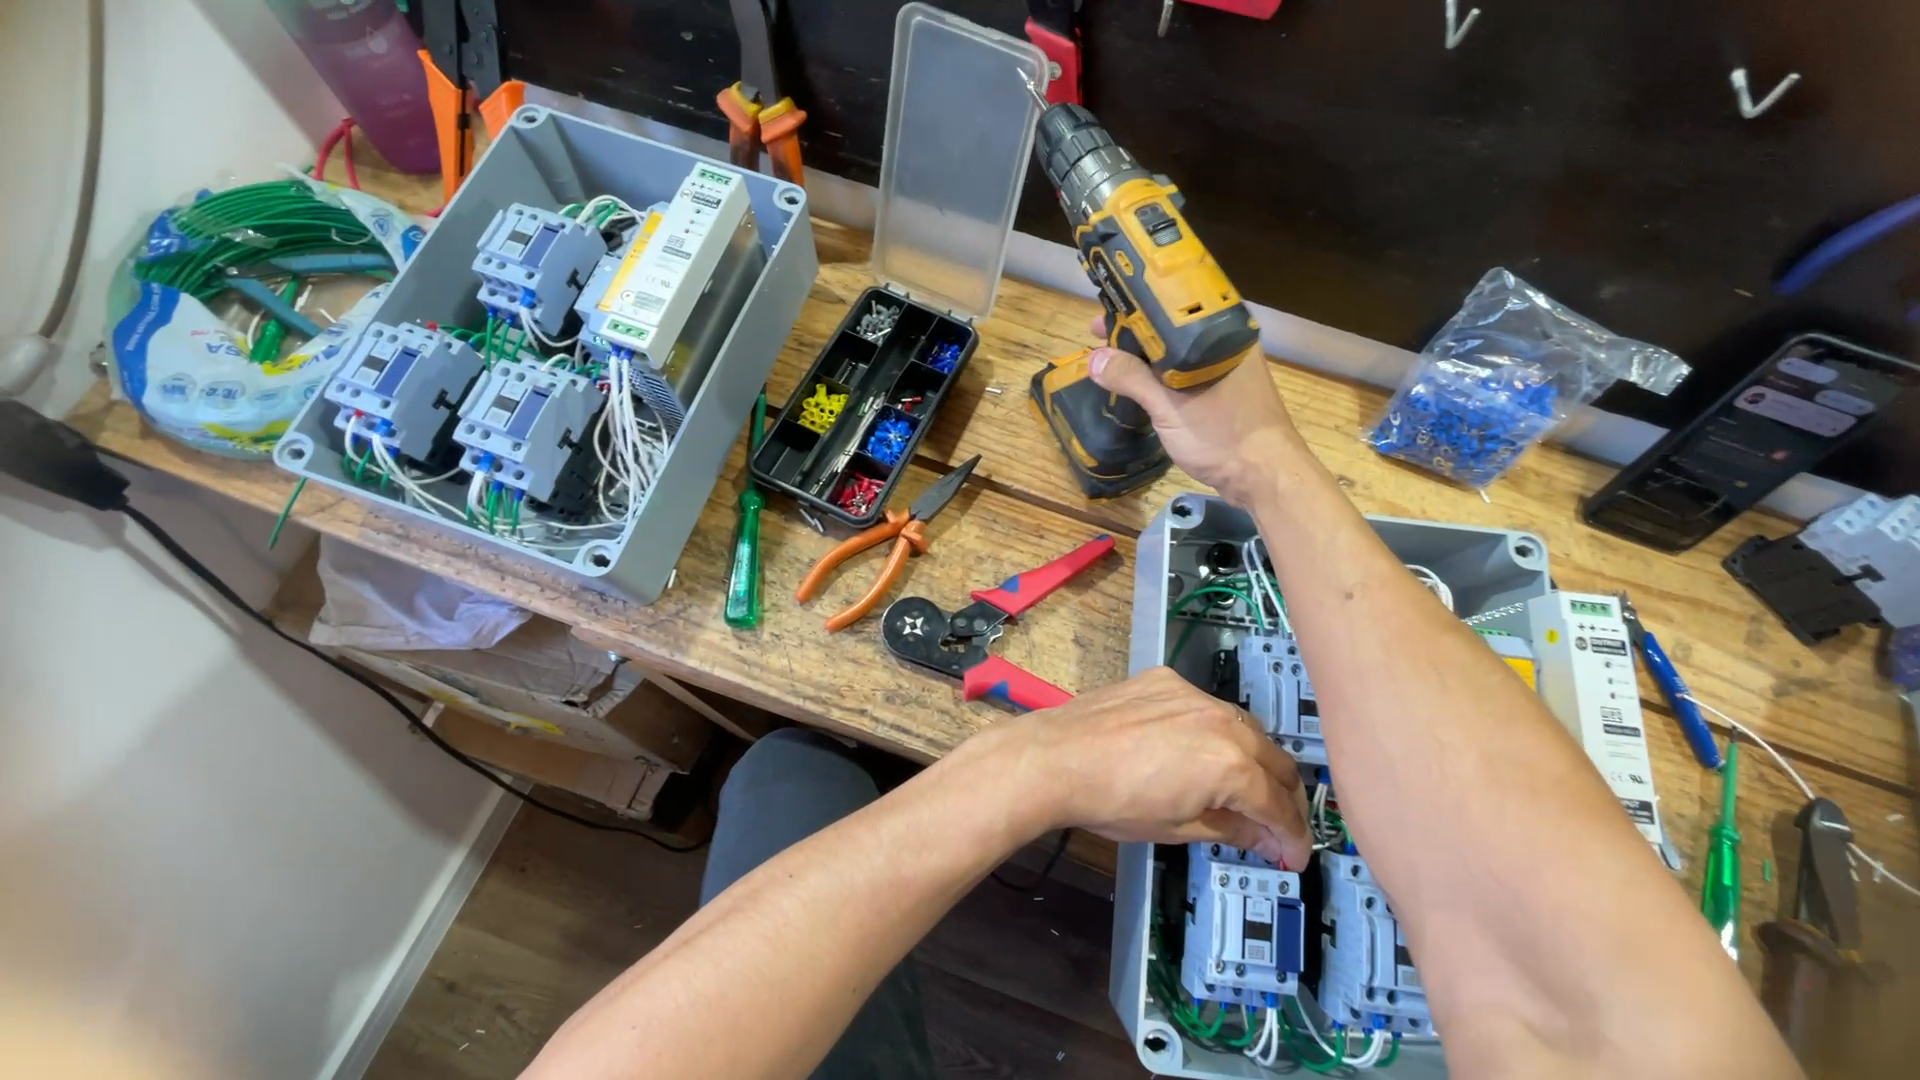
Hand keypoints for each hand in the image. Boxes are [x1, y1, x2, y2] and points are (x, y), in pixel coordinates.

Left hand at [969, 667, 1312, 868]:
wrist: (1056, 758)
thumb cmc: (1112, 802)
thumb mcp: (1178, 828)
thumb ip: (1233, 830)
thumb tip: (1268, 840)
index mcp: (1230, 764)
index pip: (1279, 804)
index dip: (1291, 837)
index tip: (1292, 856)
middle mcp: (1222, 721)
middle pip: (1275, 760)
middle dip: (1284, 797)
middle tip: (1278, 827)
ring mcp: (1193, 695)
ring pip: (1246, 727)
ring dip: (1254, 759)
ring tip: (1245, 788)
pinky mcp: (1166, 680)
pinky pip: (1207, 706)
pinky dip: (1215, 731)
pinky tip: (1200, 750)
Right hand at [1084, 325, 1297, 506]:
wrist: (1266, 477)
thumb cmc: (1223, 436)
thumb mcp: (1171, 407)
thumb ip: (1133, 379)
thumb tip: (1094, 359)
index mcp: (1222, 337)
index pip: (1173, 310)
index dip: (1136, 310)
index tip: (1106, 314)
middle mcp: (1227, 347)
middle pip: (1174, 331)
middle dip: (1136, 334)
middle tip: (1101, 337)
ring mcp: (1228, 372)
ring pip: (1179, 355)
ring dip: (1147, 358)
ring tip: (1113, 360)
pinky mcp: (1224, 395)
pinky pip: (1187, 376)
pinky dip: (1162, 377)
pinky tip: (1141, 384)